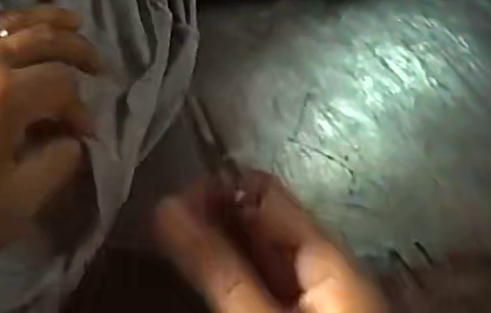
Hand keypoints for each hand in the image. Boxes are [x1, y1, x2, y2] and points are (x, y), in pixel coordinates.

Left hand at [0, 6, 100, 312]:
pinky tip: (12, 23)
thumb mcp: (10, 203)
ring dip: (45, 20)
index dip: (82, 107)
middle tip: (99, 62)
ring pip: (11, 20)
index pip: (61, 84)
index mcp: (5, 92)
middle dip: (76, 48)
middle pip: (42, 39)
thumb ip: (53, 165)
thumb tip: (73, 140)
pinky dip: (2, 19)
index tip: (87, 133)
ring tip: (71, 20)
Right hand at [155, 171, 387, 312]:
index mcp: (327, 256)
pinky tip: (208, 288)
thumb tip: (163, 205)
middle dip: (211, 220)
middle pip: (260, 221)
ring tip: (176, 257)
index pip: (260, 190)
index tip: (171, 210)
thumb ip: (214, 265)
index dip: (214, 189)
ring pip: (259, 256)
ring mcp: (319, 304)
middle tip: (165, 235)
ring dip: (218, 250)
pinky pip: (265, 288)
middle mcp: (326, 270)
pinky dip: (233, 281)